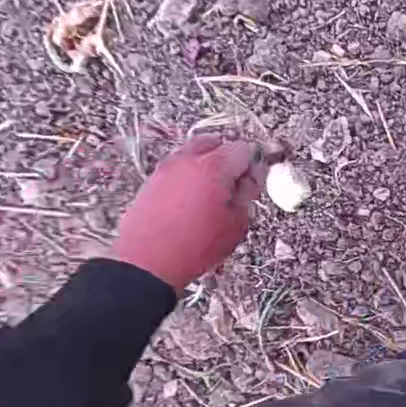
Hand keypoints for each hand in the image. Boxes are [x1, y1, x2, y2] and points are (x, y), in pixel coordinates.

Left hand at [109, 135, 284, 288]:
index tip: (258, 177)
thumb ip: (247, 193)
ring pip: (194, 153)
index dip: (256, 162)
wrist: (147, 264)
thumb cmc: (195, 246)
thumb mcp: (237, 222)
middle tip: (240, 181)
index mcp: (214, 167)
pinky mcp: (151, 183)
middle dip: (231, 157)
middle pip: (216, 143)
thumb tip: (250, 178)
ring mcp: (166, 170)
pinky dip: (191, 176)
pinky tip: (196, 200)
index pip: (244, 149)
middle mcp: (187, 161)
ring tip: (217, 193)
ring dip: (209, 165)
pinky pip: (178, 168)